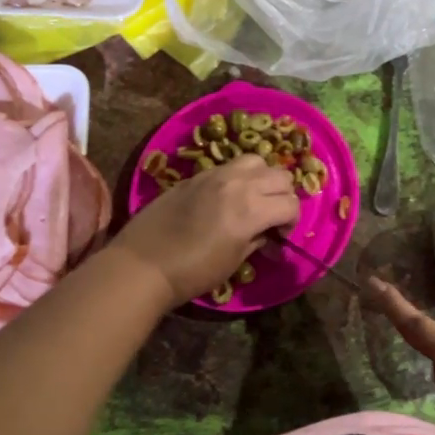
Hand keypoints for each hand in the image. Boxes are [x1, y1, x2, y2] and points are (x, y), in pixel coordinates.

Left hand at [109, 155, 298, 309]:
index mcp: (252, 209)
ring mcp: (216, 175)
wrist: (142, 265)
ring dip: (263, 178)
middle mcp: (239, 184)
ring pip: (257, 161)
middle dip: (283, 196)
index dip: (292, 222)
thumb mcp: (233, 261)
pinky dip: (239, 177)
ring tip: (252, 198)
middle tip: (271, 217)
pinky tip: (227, 196)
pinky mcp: (197, 175)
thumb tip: (269, 234)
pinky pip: (230, 165)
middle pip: (281, 176)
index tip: (279, 237)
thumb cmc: (191, 272)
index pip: (291, 204)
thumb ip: (257, 239)